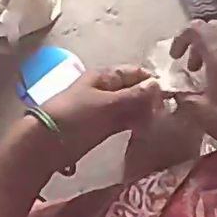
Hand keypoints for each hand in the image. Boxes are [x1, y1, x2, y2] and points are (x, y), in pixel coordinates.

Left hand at [36, 66, 162, 160]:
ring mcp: (104, 108)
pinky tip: (147, 133)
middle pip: (135, 90)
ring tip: (161, 126)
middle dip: (151, 100)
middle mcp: (106, 89)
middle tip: (169, 114)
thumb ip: (133, 96)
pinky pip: (125, 122)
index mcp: (105, 76)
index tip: (170, 95)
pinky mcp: (102, 127)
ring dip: (145, 114)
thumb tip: (158, 84)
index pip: (136, 72)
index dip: (153, 81)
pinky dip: (136, 125)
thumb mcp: (107, 104)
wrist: (46, 144)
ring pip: (132, 107)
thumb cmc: (75, 117)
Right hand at [169, 21, 216, 169]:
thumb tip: (174, 91)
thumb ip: (182, 95)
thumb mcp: (199, 112)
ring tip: (207, 73)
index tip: (175, 57)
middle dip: (198, 41)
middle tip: (191, 65)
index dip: (181, 38)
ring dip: (215, 48)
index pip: (197, 29)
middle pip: (215, 28)